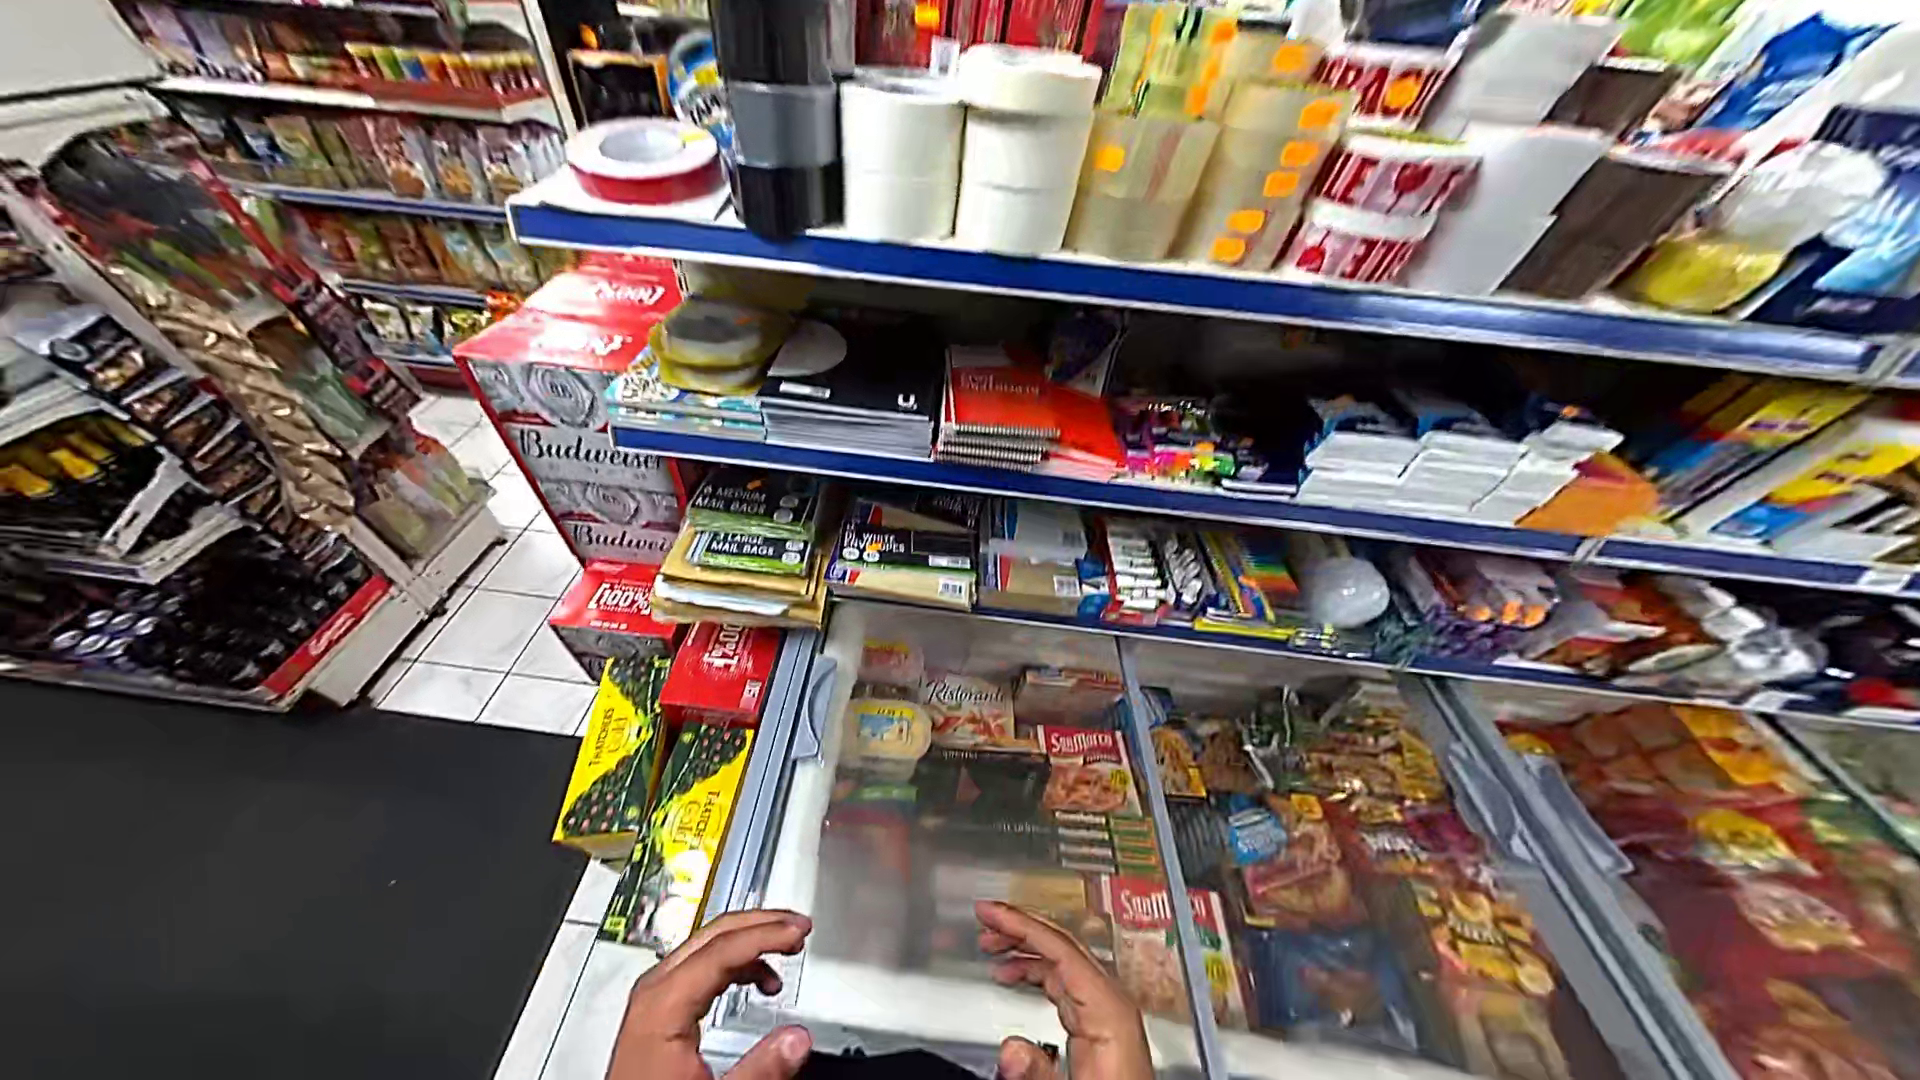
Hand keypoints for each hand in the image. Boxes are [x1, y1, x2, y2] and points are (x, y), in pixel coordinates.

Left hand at [606, 909, 813, 1079]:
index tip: (799, 931)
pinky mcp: (662, 1006)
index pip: (724, 947)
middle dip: (764, 924)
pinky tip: (761, 977)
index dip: (767, 934)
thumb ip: (758, 1069)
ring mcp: (656, 995)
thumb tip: (798, 1039)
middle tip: (799, 927)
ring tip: (788, 947)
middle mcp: (656, 989)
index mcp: (663, 1004)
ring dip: (753, 940)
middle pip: (717, 933)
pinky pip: (705, 964)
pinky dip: (739, 961)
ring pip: (712, 944)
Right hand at [975, 900, 1153, 1079]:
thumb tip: (1010, 1045)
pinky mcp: (1096, 1024)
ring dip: (1022, 947)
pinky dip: (1033, 970)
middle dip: (1019, 927)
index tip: (990, 911)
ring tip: (990, 944)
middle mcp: (1110, 1002)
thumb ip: (1038, 1073)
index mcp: (1109, 1010)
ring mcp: (1105, 1010)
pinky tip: (1012, 974)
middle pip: (1060, 944)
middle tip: (984, 918)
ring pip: (1059, 959)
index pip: (1059, 946)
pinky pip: (1061, 981)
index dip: (1020, 922)